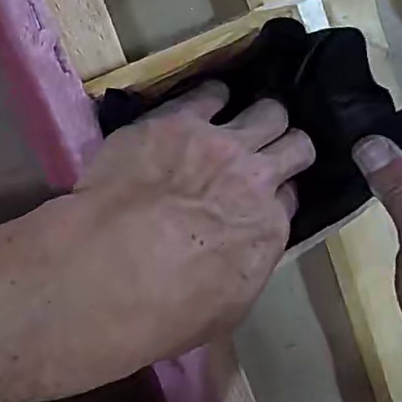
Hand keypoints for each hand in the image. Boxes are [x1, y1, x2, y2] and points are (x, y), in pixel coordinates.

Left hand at [33, 83, 313, 390]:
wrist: (108, 270)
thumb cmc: (164, 309)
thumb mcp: (226, 307)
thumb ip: (247, 263)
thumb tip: (246, 244)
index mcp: (269, 227)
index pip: (290, 195)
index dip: (278, 192)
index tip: (265, 193)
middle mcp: (254, 178)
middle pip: (294, 145)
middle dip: (287, 145)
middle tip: (271, 147)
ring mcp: (219, 143)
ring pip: (268, 111)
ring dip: (262, 115)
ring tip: (248, 117)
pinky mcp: (178, 120)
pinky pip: (211, 92)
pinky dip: (215, 95)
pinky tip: (210, 98)